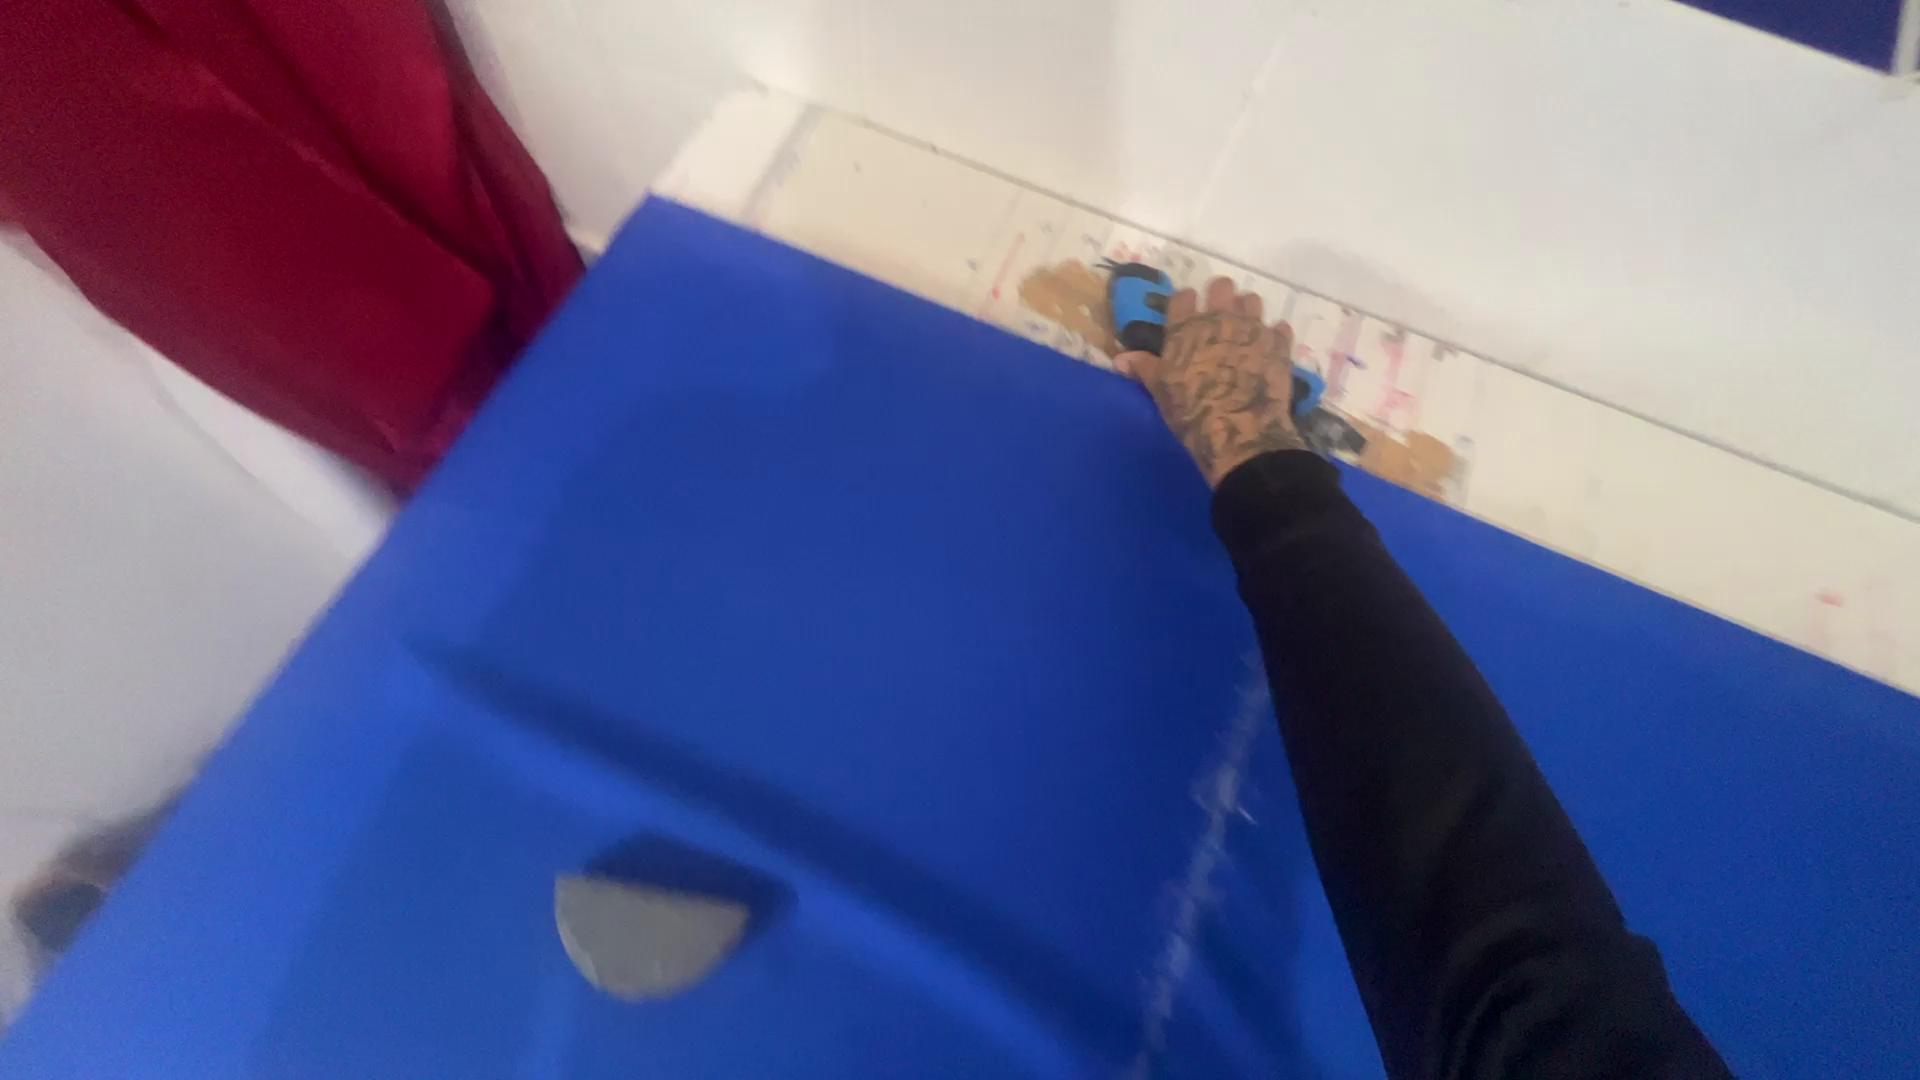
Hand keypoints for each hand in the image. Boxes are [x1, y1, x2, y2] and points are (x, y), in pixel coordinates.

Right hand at [1114, 276, 1307, 486]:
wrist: (1239, 431)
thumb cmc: (1191, 413)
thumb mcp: (1161, 392)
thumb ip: (1144, 368)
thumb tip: (1119, 359)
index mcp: (1186, 328)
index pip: (1183, 296)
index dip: (1184, 304)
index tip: (1184, 316)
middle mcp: (1220, 318)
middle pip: (1221, 286)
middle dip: (1219, 298)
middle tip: (1216, 320)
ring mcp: (1253, 328)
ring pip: (1252, 300)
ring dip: (1246, 311)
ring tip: (1242, 332)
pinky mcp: (1279, 344)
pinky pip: (1278, 328)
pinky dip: (1272, 336)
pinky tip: (1266, 351)